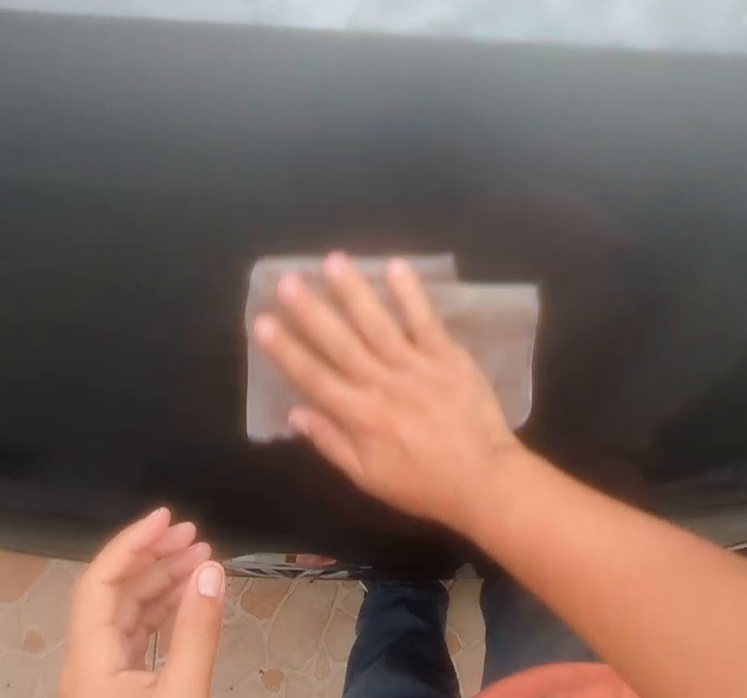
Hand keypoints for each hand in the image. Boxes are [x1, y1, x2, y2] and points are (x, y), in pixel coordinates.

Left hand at [61, 508, 225, 697]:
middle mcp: (88, 667)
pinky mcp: (119, 691)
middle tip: (195, 534)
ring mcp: (102, 681)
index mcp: (89, 665)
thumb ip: (197, 632)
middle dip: (154, 556)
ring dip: (164, 580)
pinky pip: (137, 635)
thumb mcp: (183, 695)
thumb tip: (211, 570)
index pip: (98, 584)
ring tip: (203, 560)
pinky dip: (164, 609)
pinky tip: (190, 597)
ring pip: (127, 613)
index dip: (131, 543)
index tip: (167, 518)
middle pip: (113, 594)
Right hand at [254, 253, 526, 531]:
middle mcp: (382, 385)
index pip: (313, 377)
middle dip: (311, 311)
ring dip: (354, 292)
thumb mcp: (368, 477)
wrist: (484, 480)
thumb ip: (331, 443)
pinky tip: (395, 267)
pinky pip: (425, 321)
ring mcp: (415, 367)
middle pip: (340, 343)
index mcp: (359, 416)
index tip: (262, 321)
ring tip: (333, 261)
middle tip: (287, 280)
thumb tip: (295, 413)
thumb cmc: (423, 484)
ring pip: (377, 324)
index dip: (285, 350)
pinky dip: (410, 294)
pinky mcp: (447, 356)